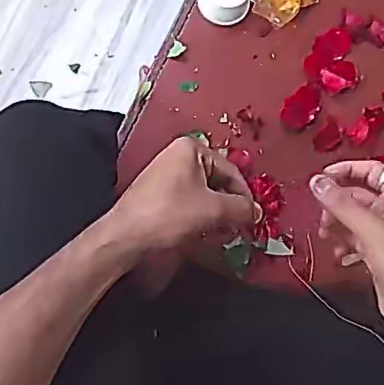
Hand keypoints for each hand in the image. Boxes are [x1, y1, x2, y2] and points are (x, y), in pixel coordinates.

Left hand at [104, 136, 259, 256]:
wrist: (125, 236)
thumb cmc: (170, 214)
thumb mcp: (213, 210)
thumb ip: (241, 208)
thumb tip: (258, 212)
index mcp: (191, 148)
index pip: (231, 171)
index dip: (245, 195)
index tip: (254, 217)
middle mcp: (177, 154)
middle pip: (217, 180)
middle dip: (230, 204)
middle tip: (241, 226)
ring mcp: (166, 172)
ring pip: (204, 191)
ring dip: (217, 211)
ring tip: (224, 231)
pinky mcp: (158, 191)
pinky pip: (189, 198)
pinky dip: (201, 213)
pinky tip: (205, 230)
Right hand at [311, 161, 383, 326]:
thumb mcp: (371, 230)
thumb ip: (342, 204)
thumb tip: (317, 181)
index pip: (373, 171)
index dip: (348, 170)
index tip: (323, 178)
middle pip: (360, 196)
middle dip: (337, 204)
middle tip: (322, 216)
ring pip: (356, 219)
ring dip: (338, 225)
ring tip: (327, 237)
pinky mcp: (381, 256)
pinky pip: (358, 241)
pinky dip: (346, 244)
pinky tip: (340, 255)